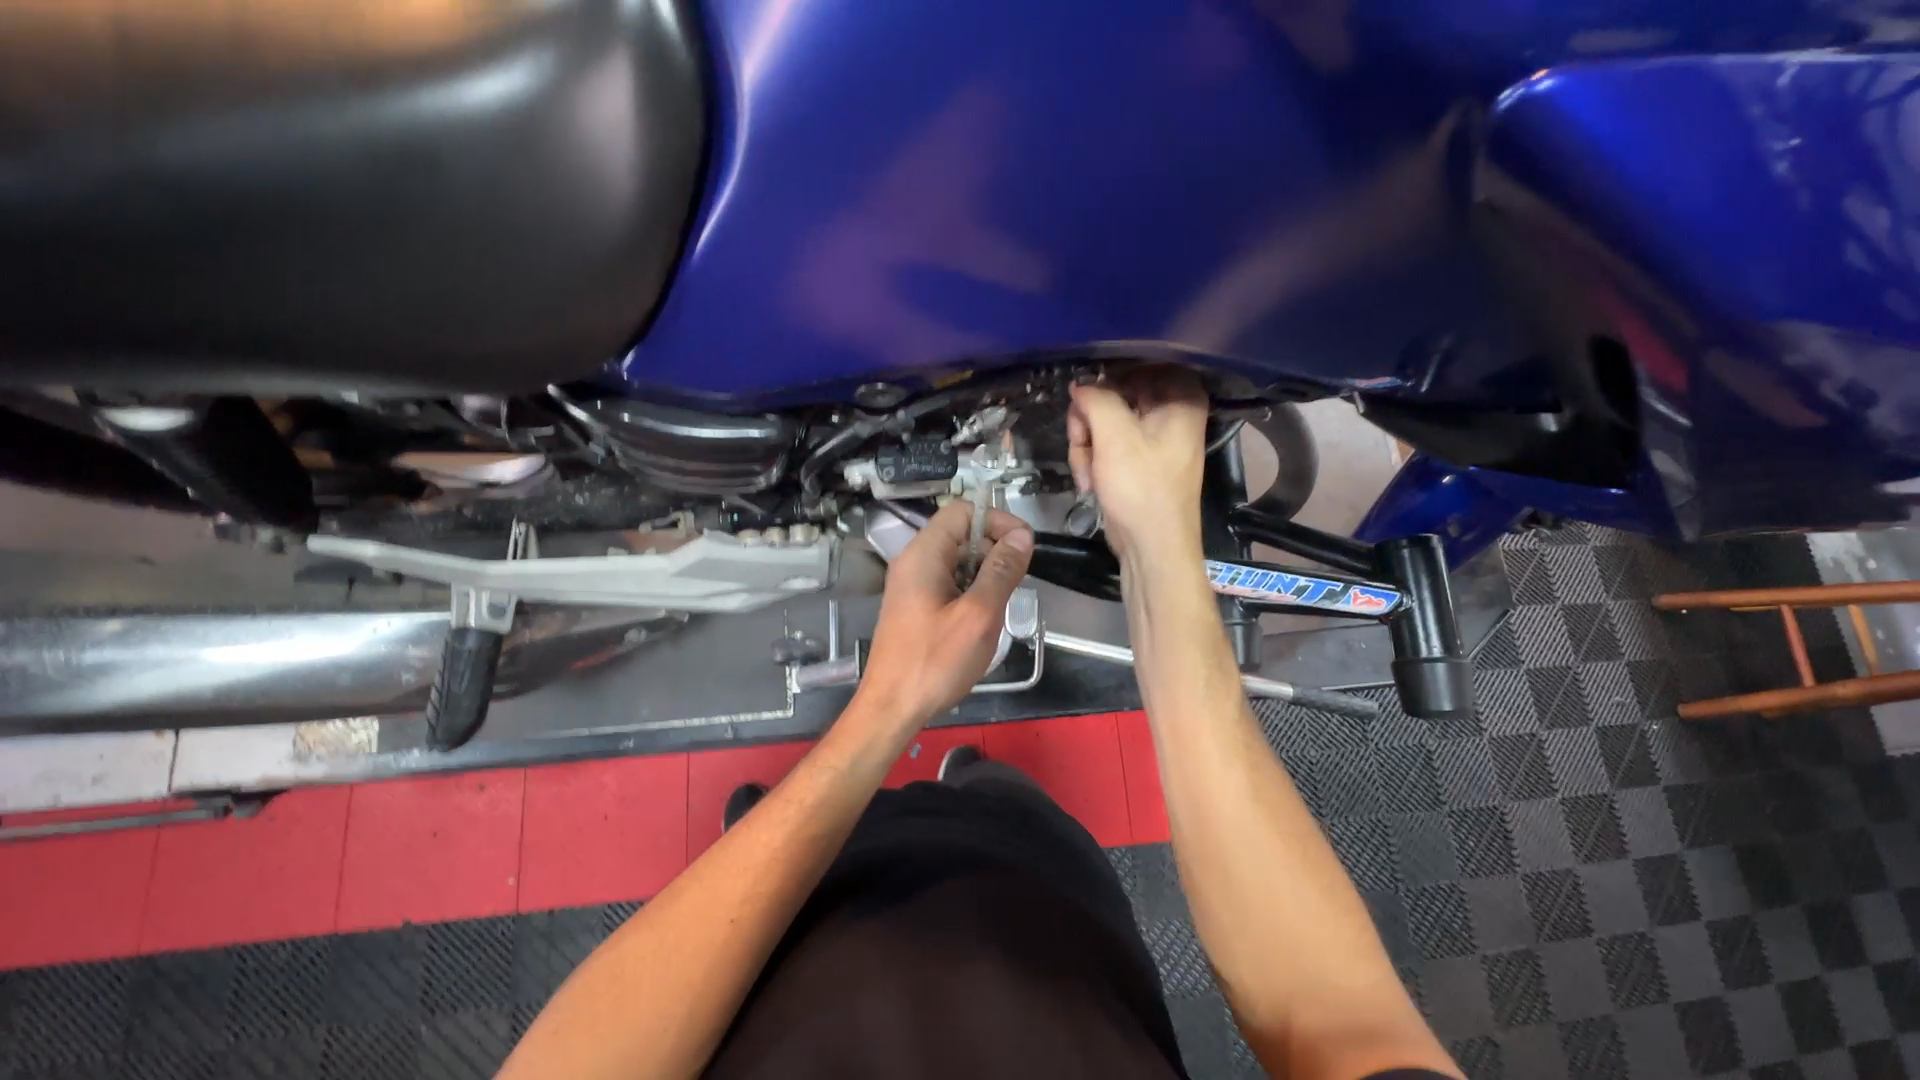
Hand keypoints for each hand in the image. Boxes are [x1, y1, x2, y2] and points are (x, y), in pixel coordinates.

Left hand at [854, 501, 1035, 727]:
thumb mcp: (979, 615)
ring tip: (1000, 604)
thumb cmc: (935, 662)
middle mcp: (913, 563)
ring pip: (956, 562)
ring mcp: (910, 586)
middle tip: (1016, 581)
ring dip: (984, 574)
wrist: (892, 709)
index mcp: (923, 555)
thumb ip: (1001, 571)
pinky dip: (970, 592)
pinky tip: (982, 620)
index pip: (962, 512)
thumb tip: (1022, 536)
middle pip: (959, 535)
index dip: (996, 520)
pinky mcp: (913, 608)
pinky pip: (947, 584)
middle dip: (993, 549)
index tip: (1024, 547)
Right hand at [1067, 367, 1209, 563]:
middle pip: (1117, 391)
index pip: (1142, 362)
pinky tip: (1092, 482)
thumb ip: (1095, 400)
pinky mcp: (1137, 460)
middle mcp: (1172, 412)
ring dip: (1087, 445)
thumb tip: (1079, 384)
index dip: (1110, 373)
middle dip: (1090, 419)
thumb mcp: (1115, 438)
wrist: (1152, 549)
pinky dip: (1094, 460)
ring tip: (1089, 472)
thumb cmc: (1142, 490)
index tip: (1086, 390)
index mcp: (1181, 399)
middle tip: (1081, 439)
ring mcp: (1153, 438)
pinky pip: (1106, 444)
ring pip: (1105, 420)